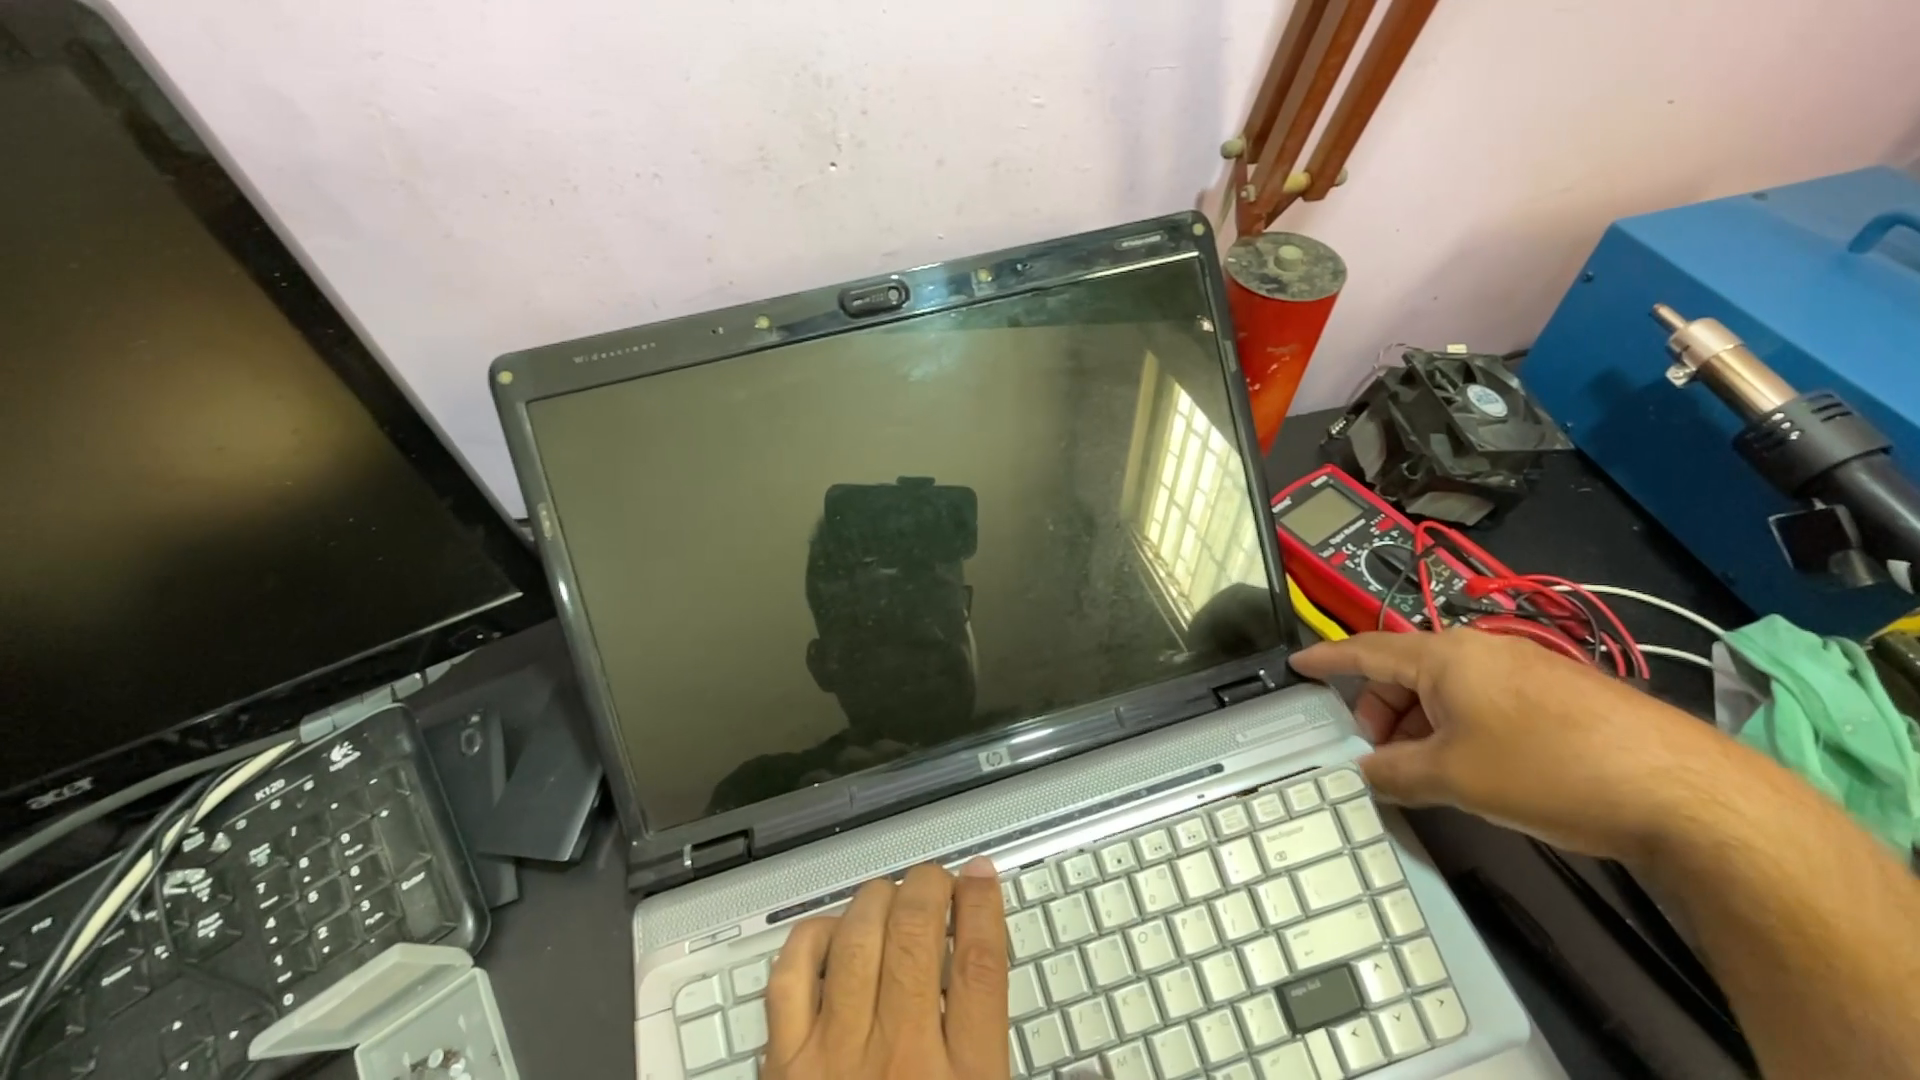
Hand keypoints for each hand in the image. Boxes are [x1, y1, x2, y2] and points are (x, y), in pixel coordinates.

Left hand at [763, 858, 1008, 1079]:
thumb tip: (1095, 1069)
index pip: (980, 966)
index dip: (983, 905)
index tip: (981, 874)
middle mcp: (898, 1058)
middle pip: (916, 938)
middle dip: (928, 888)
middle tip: (937, 877)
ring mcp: (833, 1057)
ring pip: (855, 942)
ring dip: (876, 900)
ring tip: (892, 893)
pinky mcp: (783, 1065)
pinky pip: (789, 978)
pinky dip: (808, 939)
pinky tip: (830, 930)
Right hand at [1289, 630, 1721, 860]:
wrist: (1681, 790)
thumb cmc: (1547, 769)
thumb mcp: (1453, 777)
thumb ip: (1394, 771)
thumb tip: (1367, 771)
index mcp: (1444, 655)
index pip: (1365, 649)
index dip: (1326, 658)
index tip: (1296, 664)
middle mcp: (1480, 648)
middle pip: (1404, 671)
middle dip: (1379, 710)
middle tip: (1376, 756)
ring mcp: (1524, 666)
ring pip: (1446, 687)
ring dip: (1420, 723)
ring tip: (1427, 771)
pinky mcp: (1559, 691)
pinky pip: (1483, 699)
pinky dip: (1459, 726)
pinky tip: (1475, 767)